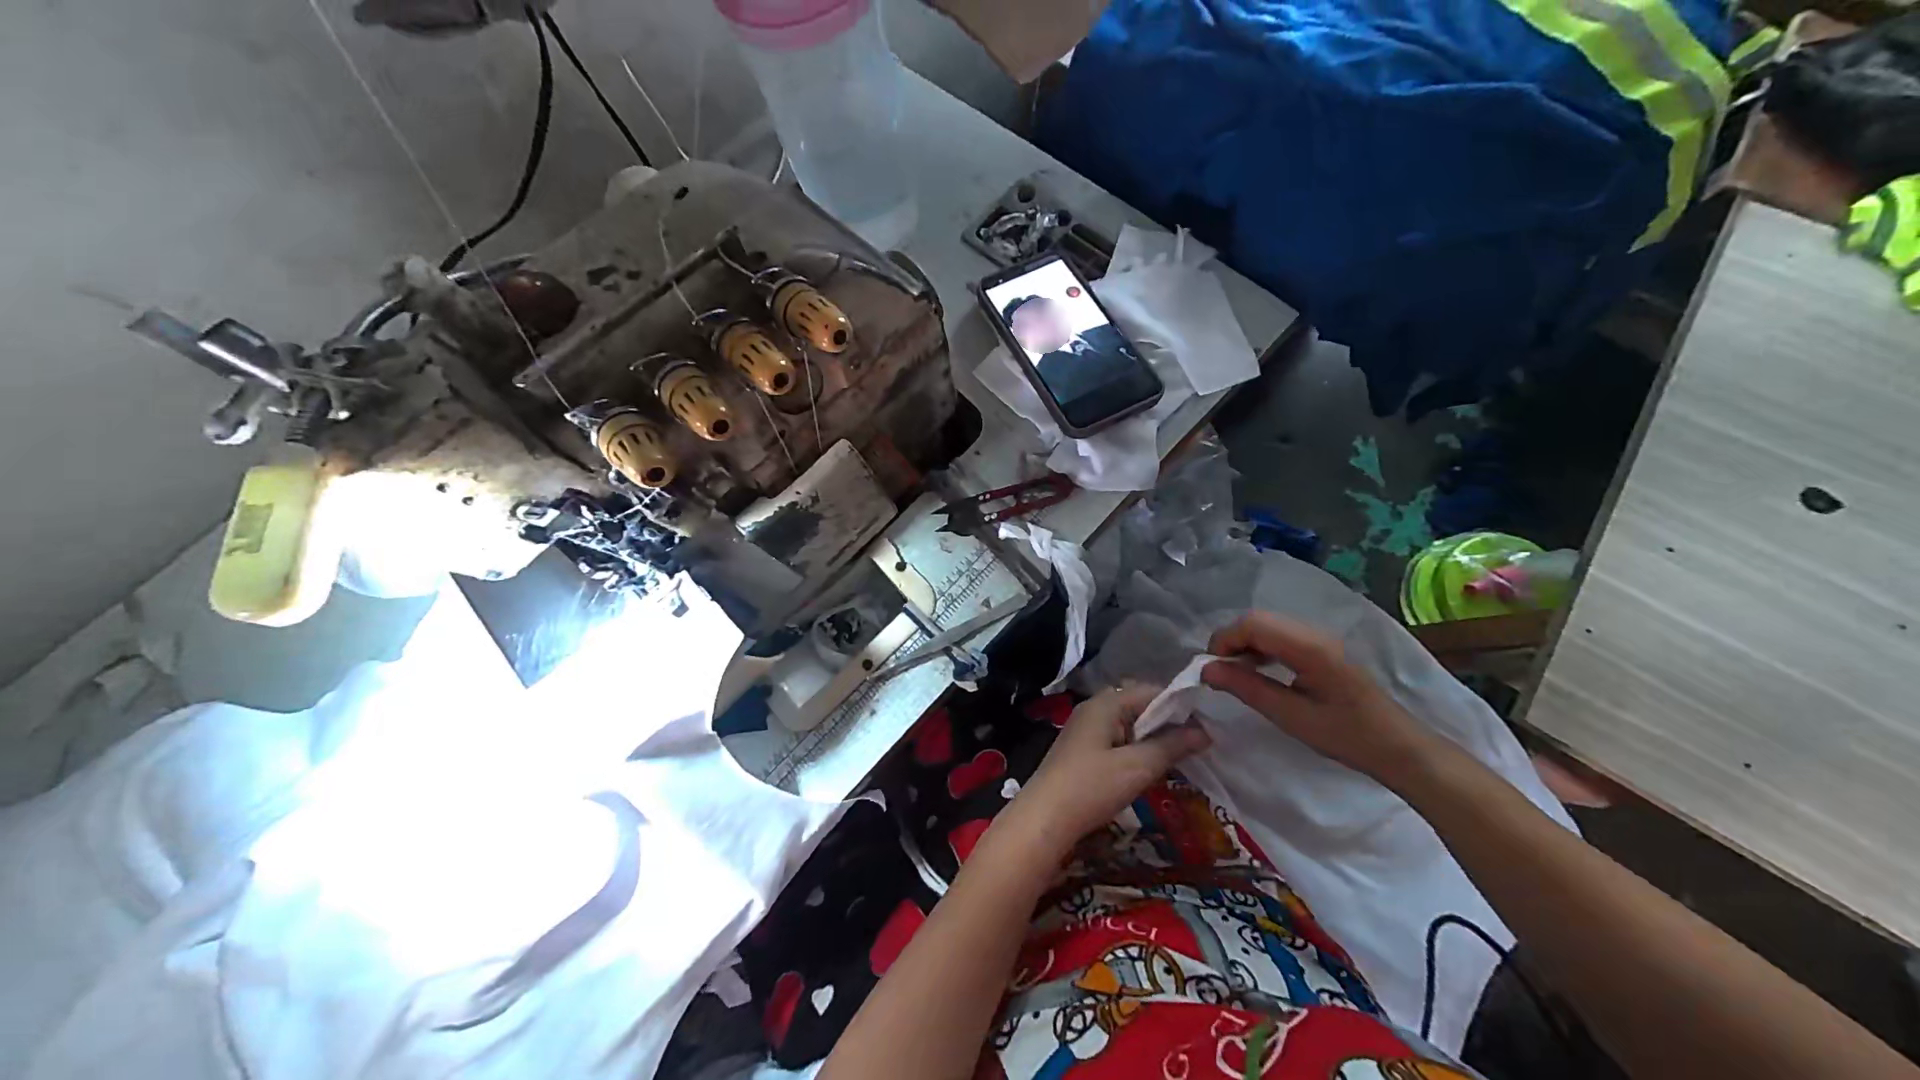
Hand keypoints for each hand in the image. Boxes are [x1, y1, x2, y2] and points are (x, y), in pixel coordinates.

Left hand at [998, 685, 1210, 860]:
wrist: (1044, 820)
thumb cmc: (1091, 786)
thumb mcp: (1137, 766)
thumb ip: (1172, 745)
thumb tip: (1204, 732)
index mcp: (1105, 704)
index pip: (1150, 691)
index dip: (1180, 705)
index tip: (1208, 726)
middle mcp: (1094, 710)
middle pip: (1139, 707)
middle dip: (1168, 723)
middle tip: (1199, 744)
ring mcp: (1086, 732)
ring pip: (1129, 727)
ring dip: (1154, 740)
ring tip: (1181, 758)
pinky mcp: (1083, 754)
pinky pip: (1118, 743)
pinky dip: (1137, 752)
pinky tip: (1151, 771)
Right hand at [1201, 613, 1439, 785]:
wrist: (1400, 747)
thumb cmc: (1347, 736)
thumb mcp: (1291, 717)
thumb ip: (1247, 688)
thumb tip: (1206, 670)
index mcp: (1309, 647)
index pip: (1253, 624)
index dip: (1223, 640)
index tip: (1209, 669)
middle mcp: (1313, 633)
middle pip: (1258, 619)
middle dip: (1231, 641)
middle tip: (1218, 673)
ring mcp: (1320, 639)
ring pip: (1268, 626)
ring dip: (1245, 644)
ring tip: (1235, 675)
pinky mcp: (1322, 649)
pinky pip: (1281, 636)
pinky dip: (1261, 648)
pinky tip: (1258, 672)